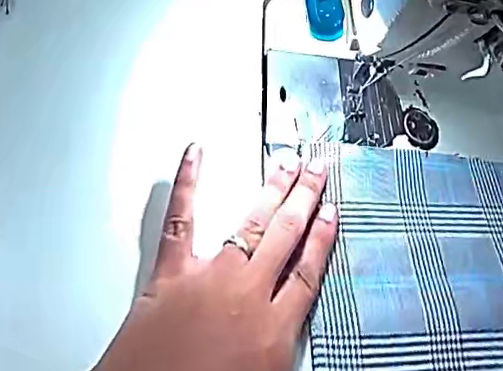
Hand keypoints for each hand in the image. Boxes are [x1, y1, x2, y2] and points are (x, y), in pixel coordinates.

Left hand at [93, 144, 336, 370]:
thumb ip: (278, 349)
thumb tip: (289, 328)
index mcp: (272, 331)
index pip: (307, 273)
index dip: (321, 239)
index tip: (331, 213)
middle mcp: (247, 295)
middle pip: (285, 236)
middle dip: (304, 198)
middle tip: (316, 170)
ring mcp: (210, 276)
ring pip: (249, 223)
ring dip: (271, 190)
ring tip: (285, 165)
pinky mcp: (171, 271)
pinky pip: (182, 217)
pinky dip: (187, 181)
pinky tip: (194, 153)